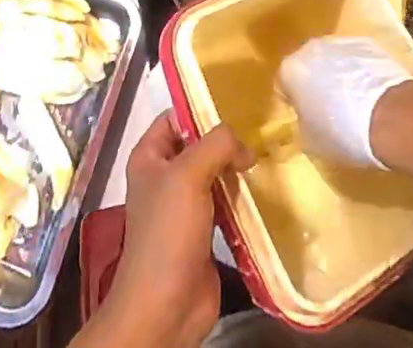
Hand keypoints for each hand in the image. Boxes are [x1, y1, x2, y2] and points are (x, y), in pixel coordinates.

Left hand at [90, 113, 251, 347]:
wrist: (165, 307)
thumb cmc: (169, 232)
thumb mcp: (189, 174)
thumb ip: (218, 144)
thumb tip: (244, 148)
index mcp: (150, 157)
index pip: (175, 116)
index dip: (200, 108)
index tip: (235, 105)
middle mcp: (164, 176)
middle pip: (199, 143)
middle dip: (225, 140)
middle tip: (257, 134)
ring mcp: (183, 205)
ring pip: (214, 171)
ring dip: (235, 168)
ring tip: (263, 159)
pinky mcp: (203, 229)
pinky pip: (225, 201)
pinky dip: (240, 195)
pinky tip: (259, 190)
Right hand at [277, 36, 412, 167]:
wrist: (391, 115)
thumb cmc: (343, 133)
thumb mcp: (310, 140)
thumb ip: (302, 121)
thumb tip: (307, 116)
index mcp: (291, 70)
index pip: (283, 83)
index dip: (293, 101)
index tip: (304, 116)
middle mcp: (312, 48)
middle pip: (308, 65)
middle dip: (315, 82)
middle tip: (328, 108)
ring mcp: (342, 42)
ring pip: (333, 59)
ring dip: (337, 74)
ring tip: (353, 101)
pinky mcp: (370, 43)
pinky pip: (356, 58)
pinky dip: (360, 71)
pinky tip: (371, 92)